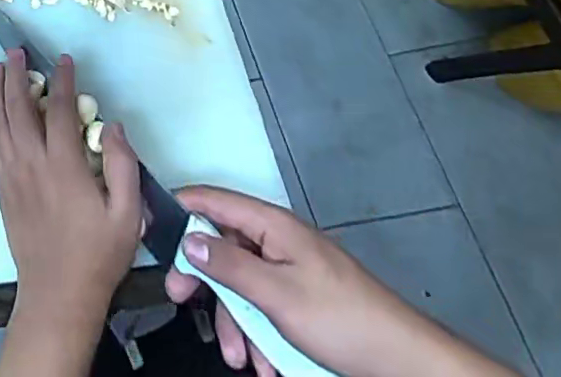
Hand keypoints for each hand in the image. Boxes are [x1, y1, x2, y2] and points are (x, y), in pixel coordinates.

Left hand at [0, 51, 141, 375]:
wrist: (57, 293)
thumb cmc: (98, 254)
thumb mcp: (127, 214)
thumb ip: (122, 165)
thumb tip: (112, 125)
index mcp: (63, 165)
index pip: (59, 110)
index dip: (62, 80)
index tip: (63, 59)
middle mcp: (31, 161)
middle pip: (18, 106)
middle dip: (16, 74)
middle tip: (16, 50)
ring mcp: (11, 172)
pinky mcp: (1, 184)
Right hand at [163, 187, 516, 376]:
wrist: (409, 366)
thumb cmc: (341, 319)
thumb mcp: (276, 294)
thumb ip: (228, 264)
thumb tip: (187, 238)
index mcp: (270, 224)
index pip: (211, 200)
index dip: (179, 208)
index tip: (151, 227)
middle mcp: (276, 239)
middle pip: (222, 246)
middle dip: (205, 281)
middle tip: (180, 300)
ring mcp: (289, 269)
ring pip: (241, 284)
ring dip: (236, 322)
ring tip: (243, 361)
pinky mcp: (301, 299)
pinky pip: (264, 307)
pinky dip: (260, 335)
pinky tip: (267, 365)